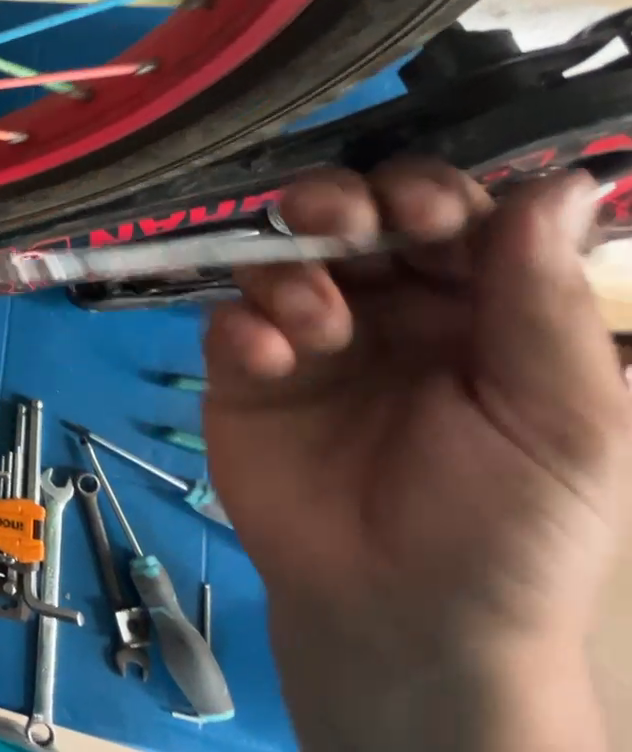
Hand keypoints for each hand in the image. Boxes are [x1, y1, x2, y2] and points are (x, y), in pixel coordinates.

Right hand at [204, 161, 629, 747]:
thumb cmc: (507, 524)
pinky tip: (266, 360)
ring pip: (279, 261)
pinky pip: (228, 321)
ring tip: (313, 326)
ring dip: (289, 274)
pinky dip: (242, 327)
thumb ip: (545, 304)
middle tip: (324, 218)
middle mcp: (389, 311)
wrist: (396, 610)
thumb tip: (562, 182)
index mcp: (479, 312)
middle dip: (335, 205)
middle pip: (350, 222)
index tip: (414, 210)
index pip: (449, 221)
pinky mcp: (242, 372)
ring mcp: (307, 339)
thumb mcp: (564, 419)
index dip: (428, 197)